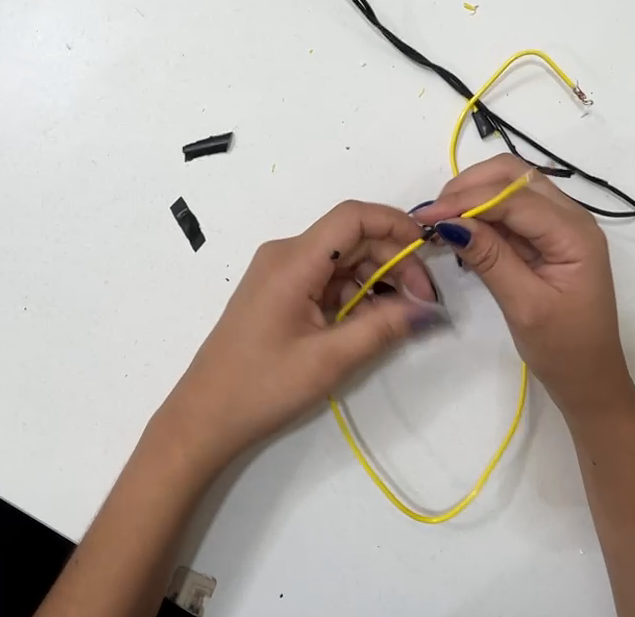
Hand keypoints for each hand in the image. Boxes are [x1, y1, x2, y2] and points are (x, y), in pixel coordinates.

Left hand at [155, 200, 444, 469]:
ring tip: (405, 315)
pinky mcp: (281, 291)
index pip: (352, 216)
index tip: (427, 252)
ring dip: (378, 279)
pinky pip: (328, 278)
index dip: (395, 225)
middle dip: (394, 261)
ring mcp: (281, 272)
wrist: (204, 419)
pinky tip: (374, 320)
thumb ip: (382, 328)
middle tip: (425, 302)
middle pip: (352, 238)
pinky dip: (356, 293)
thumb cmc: (262, 386)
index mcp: (293, 260)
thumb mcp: (329, 360)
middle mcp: (286, 254)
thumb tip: (430, 309)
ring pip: (343, 258)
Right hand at [413, 154, 634, 417]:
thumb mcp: (525, 306)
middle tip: (434, 215)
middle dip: (470, 187)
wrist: (591, 380)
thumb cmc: (564, 349)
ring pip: (511, 185)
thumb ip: (490, 259)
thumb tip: (449, 223)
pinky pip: (512, 208)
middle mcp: (571, 217)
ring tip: (442, 221)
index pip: (514, 197)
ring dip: (474, 195)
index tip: (426, 216)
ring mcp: (560, 223)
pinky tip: (461, 231)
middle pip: (514, 174)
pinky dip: (483, 212)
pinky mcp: (547, 235)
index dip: (467, 200)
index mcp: (575, 233)